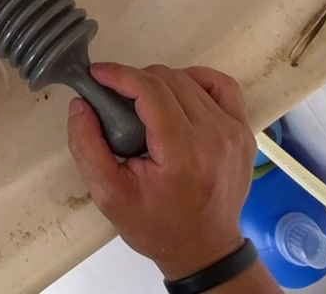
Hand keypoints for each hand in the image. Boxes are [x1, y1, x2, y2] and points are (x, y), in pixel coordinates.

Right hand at [66, 63, 254, 279]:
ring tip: (145, 106)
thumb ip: (86, 146)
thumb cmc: (155, 225)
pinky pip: (221, 85)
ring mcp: (234, 133)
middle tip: (118, 101)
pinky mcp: (244, 132)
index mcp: (182, 153)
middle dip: (135, 81)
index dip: (119, 74)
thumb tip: (81, 104)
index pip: (150, 90)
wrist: (205, 252)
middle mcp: (214, 137)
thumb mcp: (108, 195)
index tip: (96, 73)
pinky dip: (196, 80)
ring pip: (188, 80)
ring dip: (160, 84)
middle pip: (167, 80)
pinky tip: (179, 96)